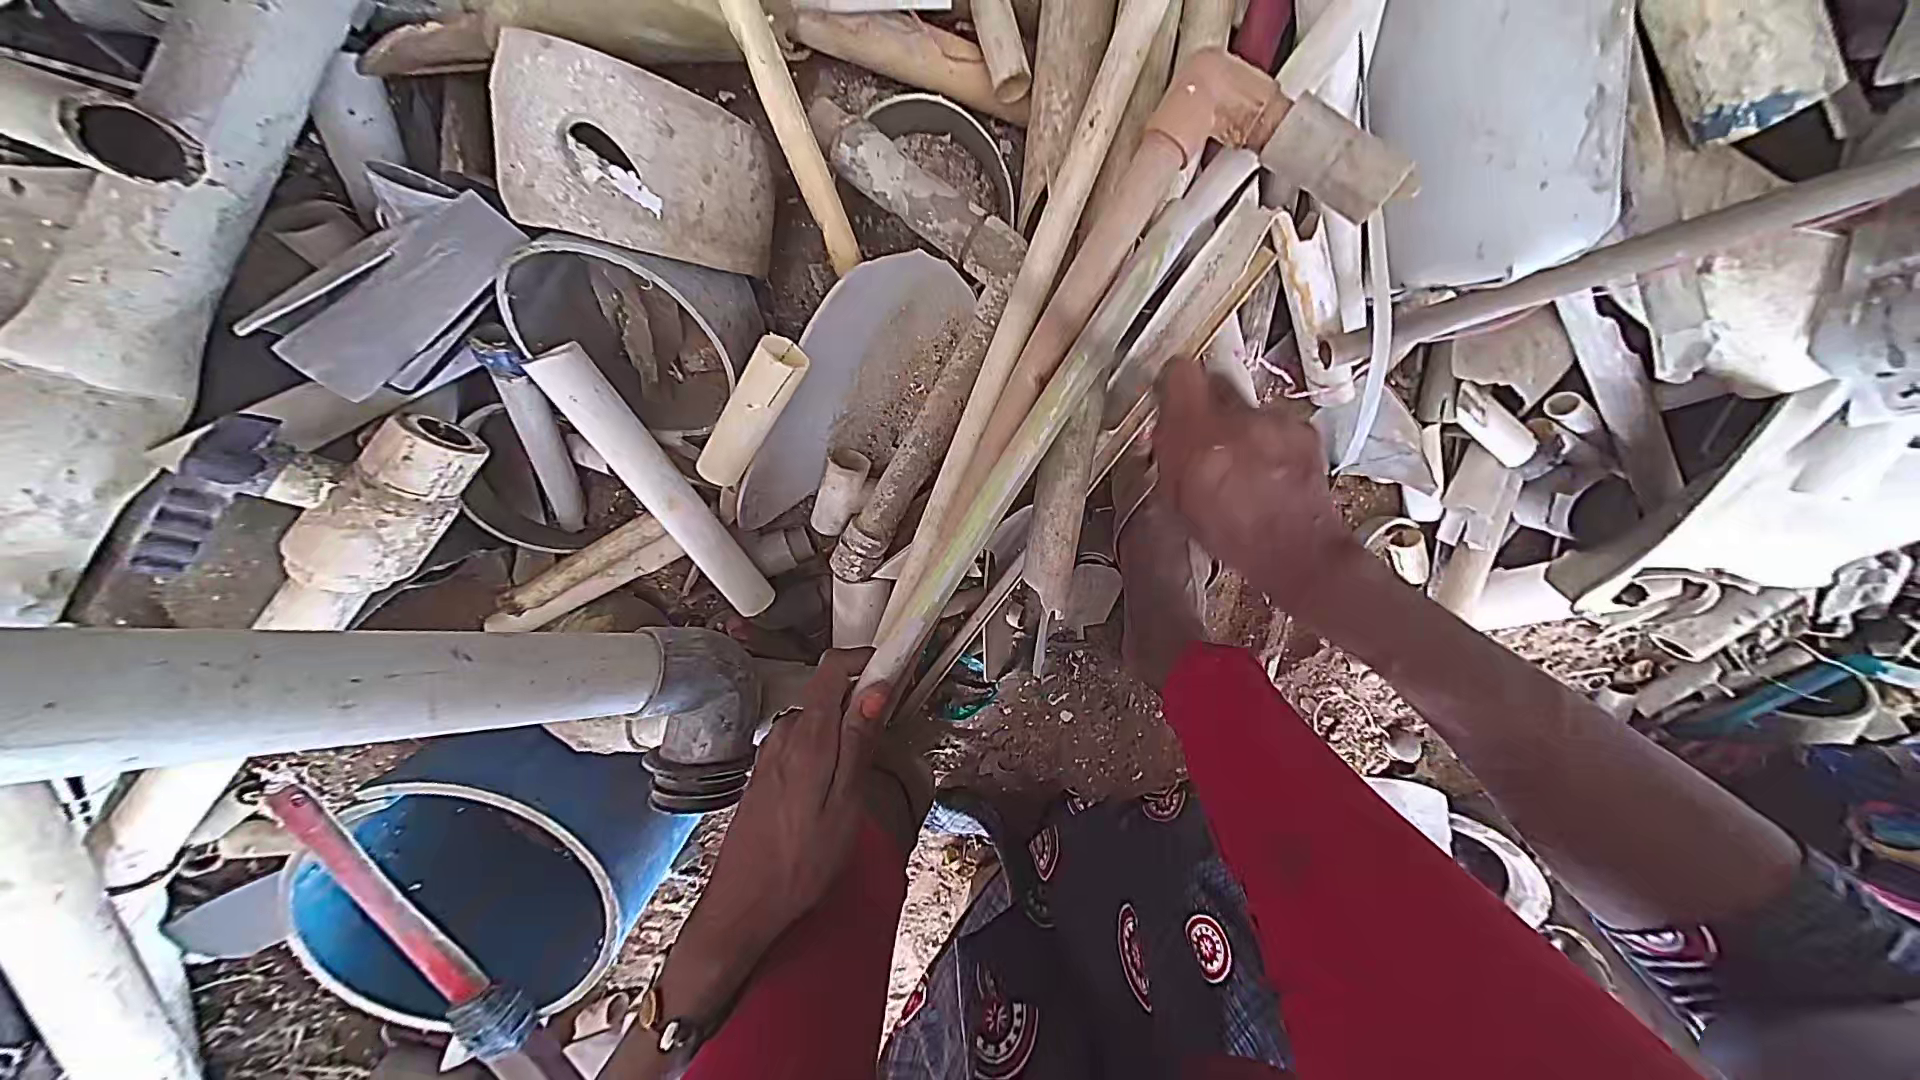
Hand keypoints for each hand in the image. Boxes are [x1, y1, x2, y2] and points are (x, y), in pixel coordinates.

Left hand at [653, 649, 891, 1030]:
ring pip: (817, 717)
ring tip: (862, 766)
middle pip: (827, 691)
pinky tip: (833, 782)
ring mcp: (771, 751)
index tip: (891, 667)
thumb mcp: (845, 802)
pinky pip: (803, 738)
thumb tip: (876, 690)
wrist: (744, 906)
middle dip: (861, 698)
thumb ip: (859, 741)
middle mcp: (784, 735)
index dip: (863, 658)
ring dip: (844, 725)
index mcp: (807, 737)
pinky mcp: (766, 770)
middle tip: (887, 730)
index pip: (832, 668)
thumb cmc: (801, 862)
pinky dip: (826, 744)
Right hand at [1152, 357, 1362, 606]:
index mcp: (1198, 436)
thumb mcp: (1178, 500)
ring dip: (1237, 424)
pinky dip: (1266, 438)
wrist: (1296, 552)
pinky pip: (1274, 421)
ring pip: (1245, 404)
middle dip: (1204, 404)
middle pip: (1214, 383)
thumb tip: (1164, 431)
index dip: (1173, 382)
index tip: (1170, 394)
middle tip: (1201, 432)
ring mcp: (1276, 422)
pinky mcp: (1303, 430)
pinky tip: (1265, 468)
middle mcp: (1239, 419)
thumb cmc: (1231, 535)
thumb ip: (1169, 455)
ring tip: (1237, 461)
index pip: (1180, 374)